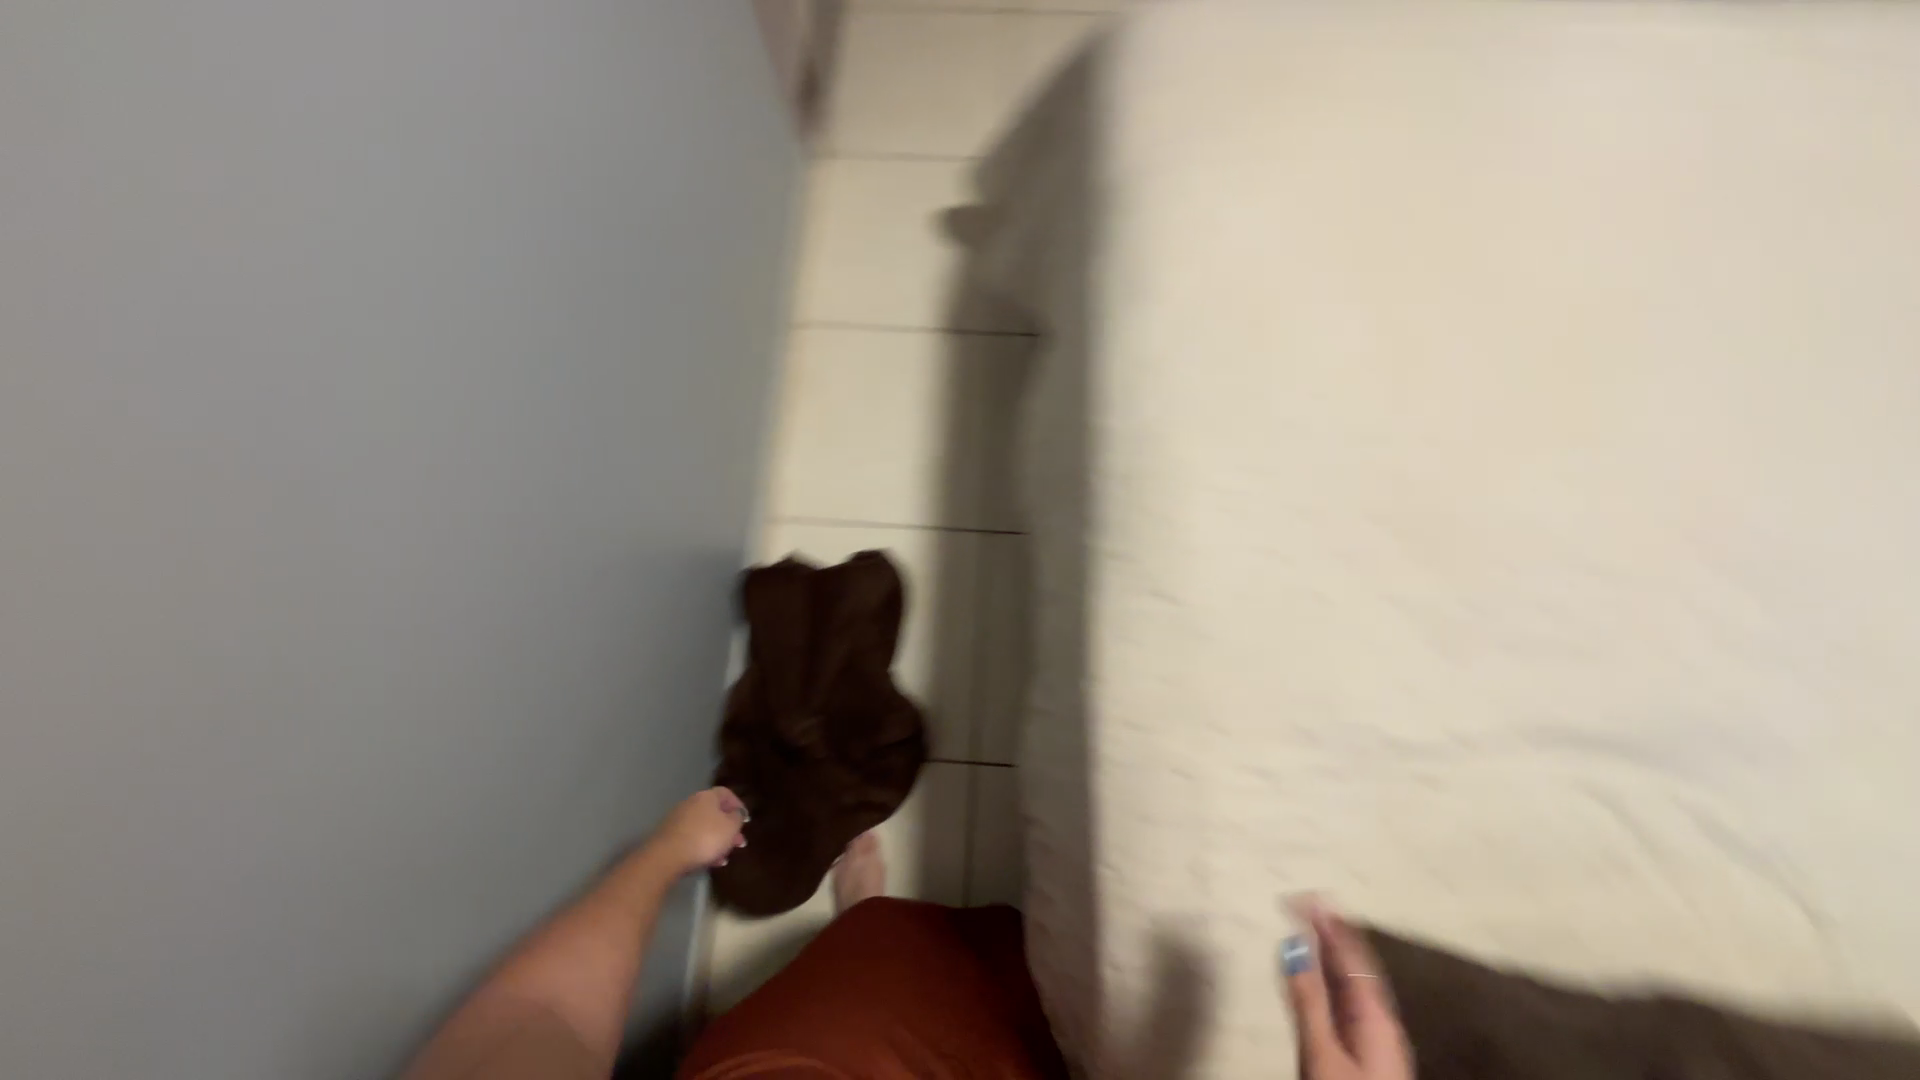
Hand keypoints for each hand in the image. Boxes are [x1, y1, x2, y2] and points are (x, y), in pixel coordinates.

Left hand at [647, 787, 748, 875]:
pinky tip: (710, 862)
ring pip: (704, 827)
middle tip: (739, 842)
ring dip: (716, 840)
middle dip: (728, 828)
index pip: (726, 793)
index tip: (745, 820)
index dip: (738, 805)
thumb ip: (737, 817)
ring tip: (725, 857)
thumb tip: (737, 813)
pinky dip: (702, 848)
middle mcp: (691, 803)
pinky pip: (691, 839)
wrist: (666, 856)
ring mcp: (677, 820)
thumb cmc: (705, 838)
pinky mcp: (669, 837)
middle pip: (714, 812)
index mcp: (707, 796)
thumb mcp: (731, 827)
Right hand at [1281, 899, 1412, 1079]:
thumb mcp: (1321, 1051)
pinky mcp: (1365, 1056)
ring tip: (1309, 927)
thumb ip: (1307, 997)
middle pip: (1354, 965)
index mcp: (1375, 1016)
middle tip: (1301, 901)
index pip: (1351, 954)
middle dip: (1329, 932)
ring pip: (1351, 983)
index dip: (1328, 921)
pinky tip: (1320, 979)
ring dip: (1329, 953)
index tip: (1303, 894)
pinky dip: (1330, 978)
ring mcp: (1375, 1041)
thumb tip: (1293, 942)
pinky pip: (1347, 1000)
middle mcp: (1380, 1022)